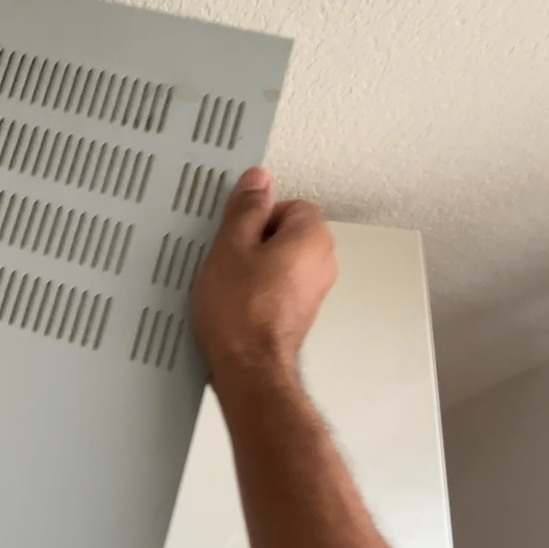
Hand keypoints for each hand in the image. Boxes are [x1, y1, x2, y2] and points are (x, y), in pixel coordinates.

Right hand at [191, 166, 336, 386]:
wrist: (249, 368)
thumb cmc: (240, 312)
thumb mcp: (230, 249)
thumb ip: (246, 209)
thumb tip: (257, 180)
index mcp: (311, 236)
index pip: (288, 206)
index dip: (256, 218)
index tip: (233, 236)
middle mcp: (322, 261)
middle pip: (286, 235)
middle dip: (256, 244)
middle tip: (226, 261)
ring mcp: (313, 291)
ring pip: (281, 264)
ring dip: (255, 271)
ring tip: (227, 289)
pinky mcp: (299, 315)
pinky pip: (278, 291)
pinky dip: (258, 294)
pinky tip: (234, 308)